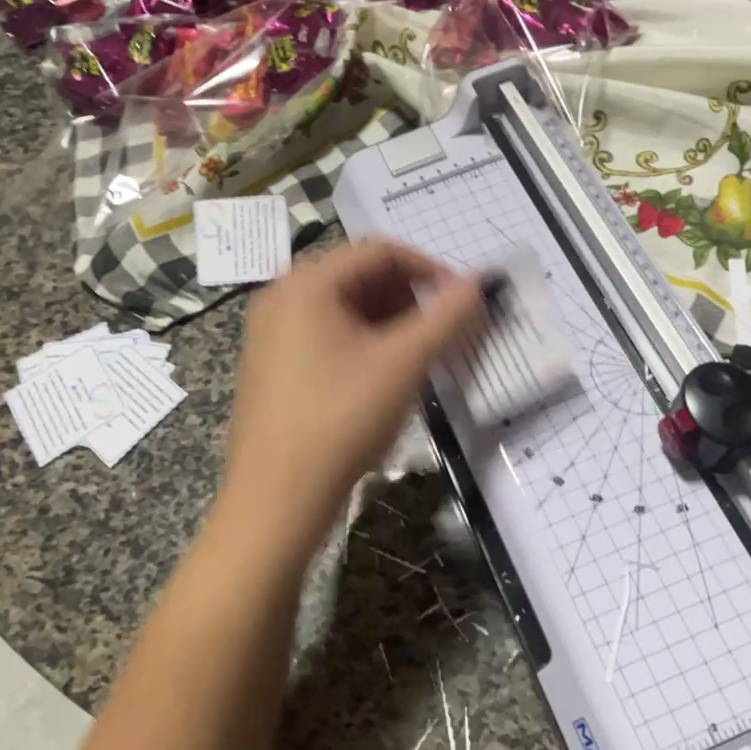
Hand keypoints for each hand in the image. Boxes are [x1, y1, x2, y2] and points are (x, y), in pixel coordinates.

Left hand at [223, 240, 482, 526]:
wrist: (278, 498)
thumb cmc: (341, 421)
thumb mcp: (403, 365)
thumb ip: (447, 318)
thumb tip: (481, 283)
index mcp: (306, 284)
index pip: (380, 251)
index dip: (430, 269)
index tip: (465, 300)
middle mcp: (280, 297)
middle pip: (359, 277)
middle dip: (409, 298)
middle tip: (443, 332)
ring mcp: (270, 334)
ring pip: (343, 309)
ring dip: (389, 323)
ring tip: (418, 357)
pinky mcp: (270, 367)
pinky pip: (324, 336)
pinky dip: (362, 344)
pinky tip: (383, 377)